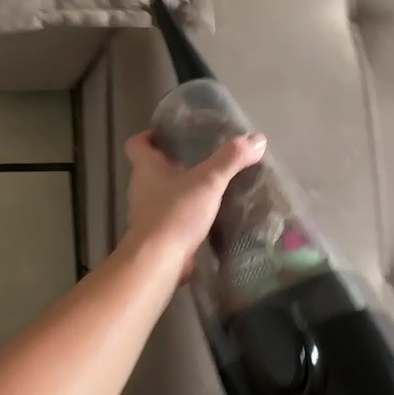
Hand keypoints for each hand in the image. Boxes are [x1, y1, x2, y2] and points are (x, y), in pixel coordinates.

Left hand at [122, 131, 266, 280]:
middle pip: (149, 169)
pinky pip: (168, 218)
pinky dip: (182, 215)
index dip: (147, 136)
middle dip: (170, 163)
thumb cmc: (176, 212)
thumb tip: (257, 138)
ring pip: (158, 194)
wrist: (159, 258)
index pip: (136, 144)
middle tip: (196, 161)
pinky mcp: (155, 235)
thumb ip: (230, 159)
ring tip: (205, 189)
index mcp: (145, 168)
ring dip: (177, 191)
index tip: (166, 136)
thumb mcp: (208, 181)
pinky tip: (204, 219)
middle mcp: (140, 188)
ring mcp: (145, 213)